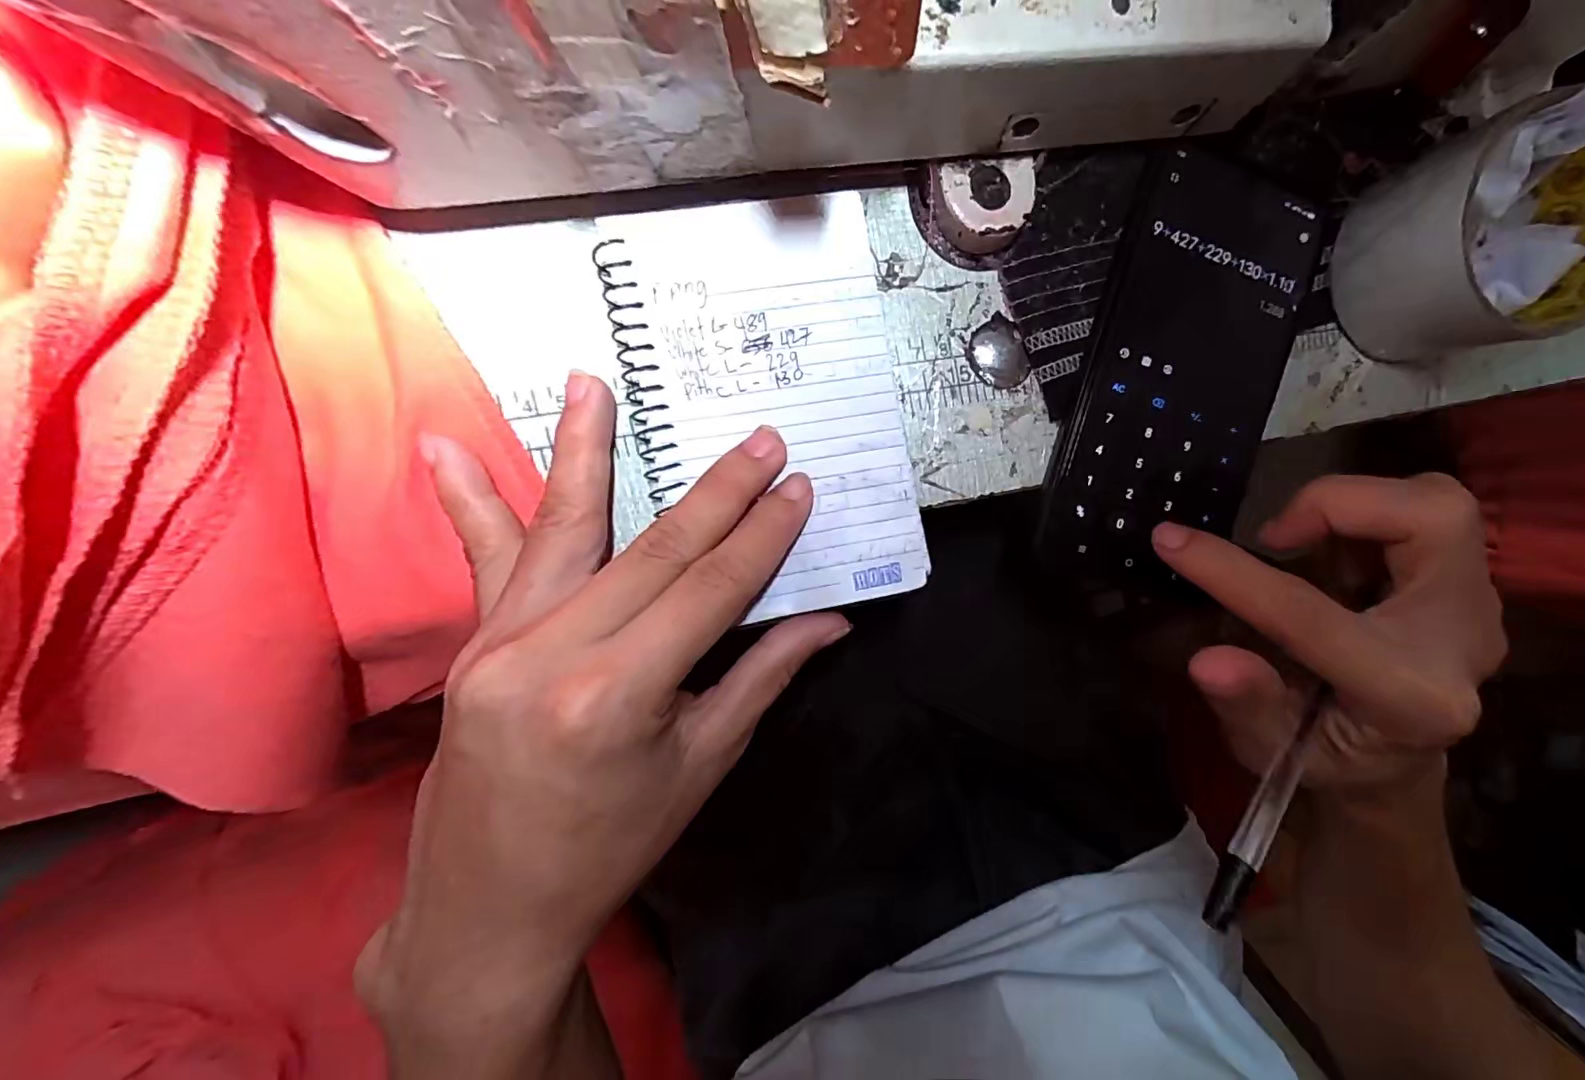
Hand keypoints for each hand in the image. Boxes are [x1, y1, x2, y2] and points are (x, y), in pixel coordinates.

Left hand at [357, 372, 846, 1046]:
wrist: (492, 908)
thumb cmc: (615, 842)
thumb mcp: (703, 762)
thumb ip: (762, 676)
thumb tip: (831, 622)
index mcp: (617, 695)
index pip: (710, 589)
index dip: (762, 535)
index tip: (797, 486)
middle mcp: (550, 654)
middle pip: (654, 551)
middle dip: (717, 491)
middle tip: (758, 439)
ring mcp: (501, 643)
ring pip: (562, 529)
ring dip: (584, 451)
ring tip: (591, 381)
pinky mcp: (476, 644)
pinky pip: (490, 562)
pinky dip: (474, 503)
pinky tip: (442, 449)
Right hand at [1151, 474, 1504, 793]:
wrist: (1393, 760)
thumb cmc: (1326, 758)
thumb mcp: (1269, 750)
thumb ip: (1245, 705)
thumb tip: (1205, 660)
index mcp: (1406, 697)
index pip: (1312, 616)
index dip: (1232, 573)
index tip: (1170, 539)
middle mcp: (1460, 643)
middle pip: (1432, 519)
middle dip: (1338, 503)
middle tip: (1276, 537)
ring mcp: (1474, 609)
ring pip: (1436, 502)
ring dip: (1353, 505)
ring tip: (1301, 545)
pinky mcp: (1468, 585)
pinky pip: (1425, 515)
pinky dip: (1366, 515)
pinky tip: (1330, 555)